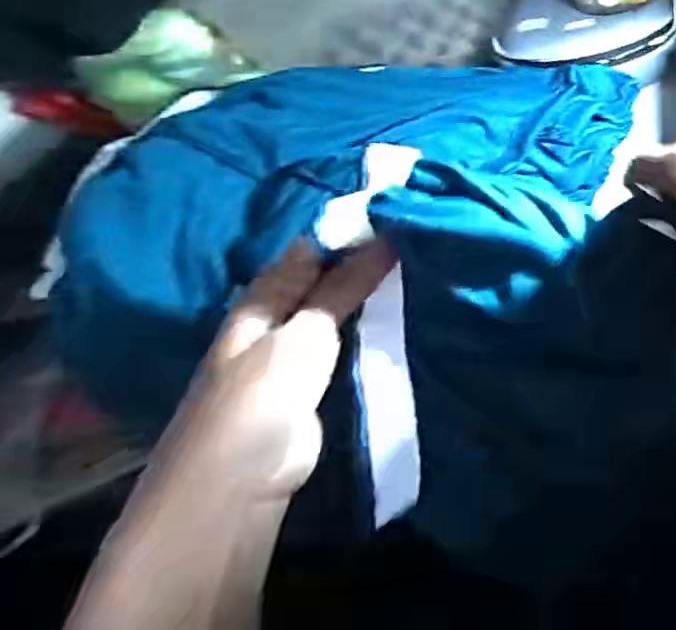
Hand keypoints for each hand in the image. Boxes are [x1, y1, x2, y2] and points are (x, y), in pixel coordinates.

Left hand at [145, 239, 395, 503]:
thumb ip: (343, 286)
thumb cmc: (261, 396)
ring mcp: (293, 355)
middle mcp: (271, 325)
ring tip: (421, 262)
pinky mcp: (316, 381)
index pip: (302, 254)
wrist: (238, 482)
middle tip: (419, 231)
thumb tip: (384, 234)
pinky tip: (402, 309)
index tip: (395, 208)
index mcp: (256, 307)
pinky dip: (372, 320)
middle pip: (321, 280)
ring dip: (371, 289)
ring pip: (338, 308)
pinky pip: (349, 338)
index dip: (343, 231)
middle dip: (362, 257)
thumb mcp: (306, 332)